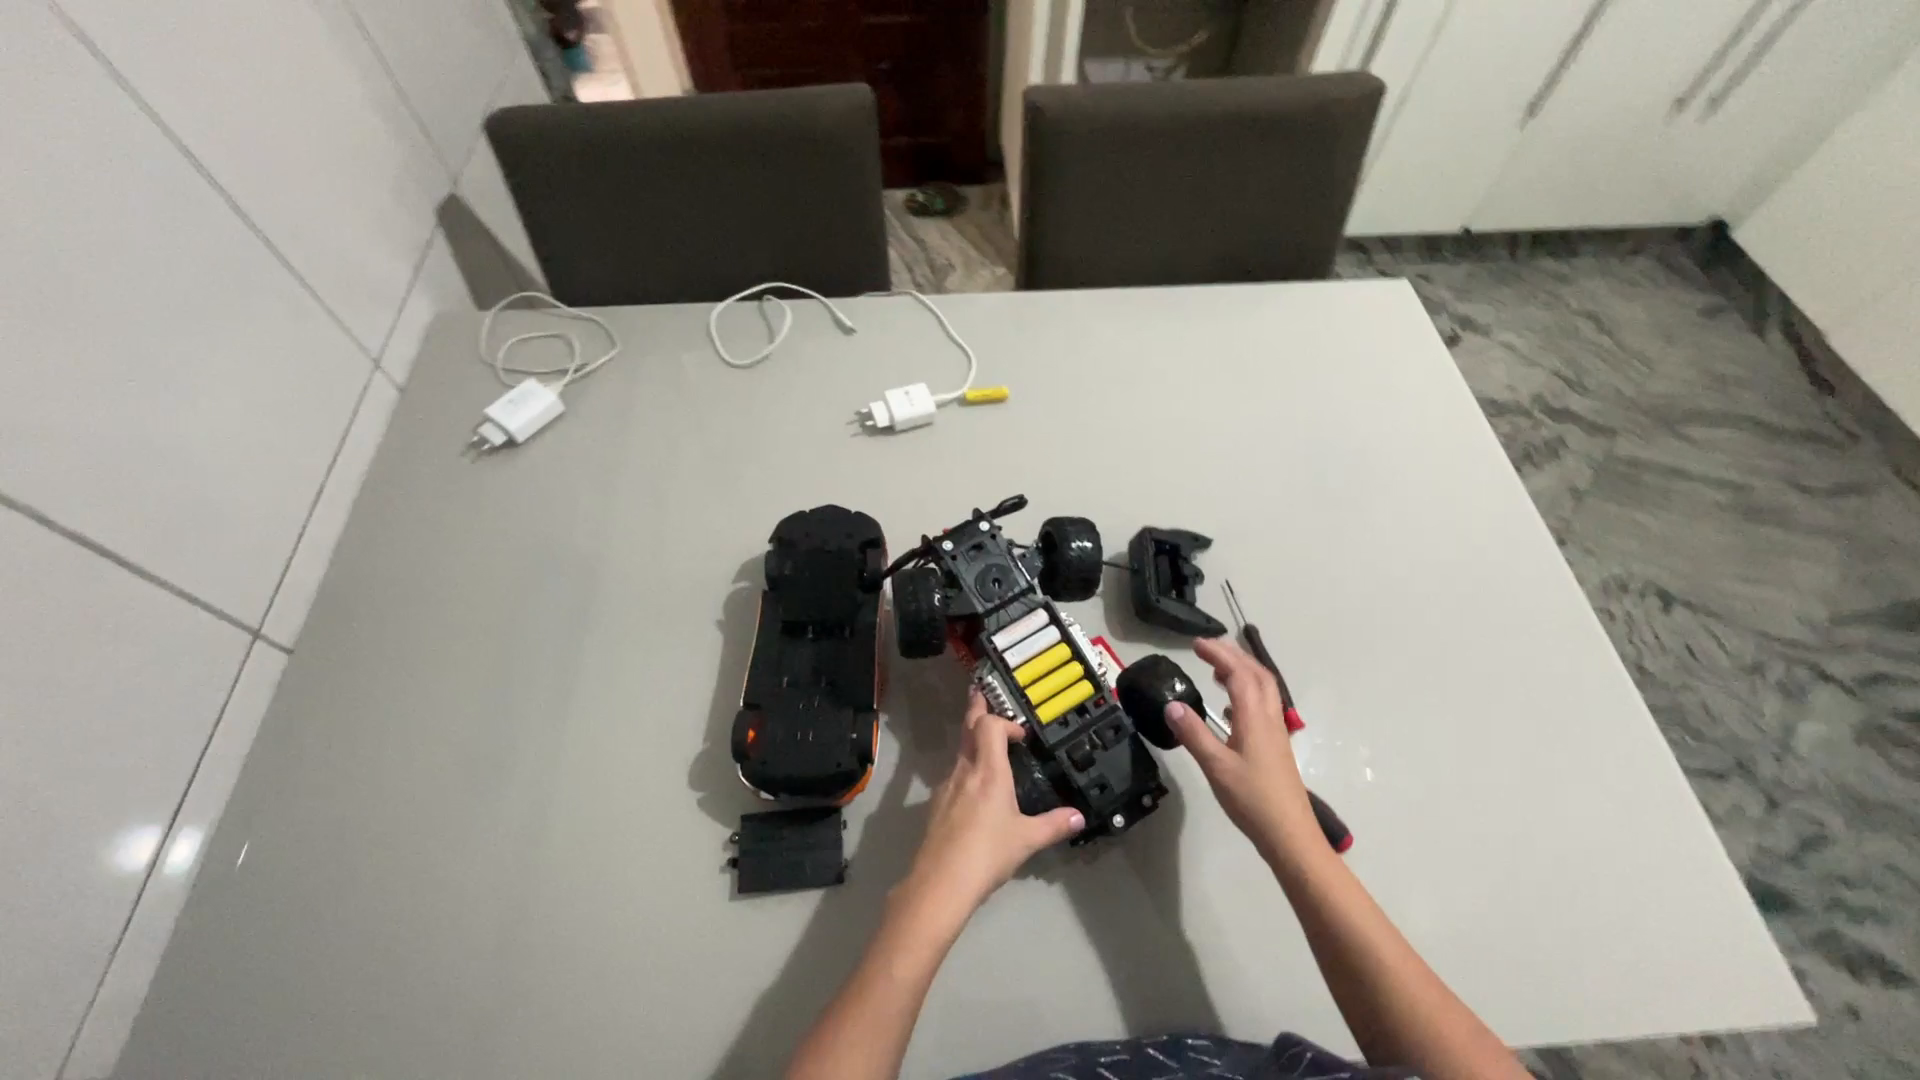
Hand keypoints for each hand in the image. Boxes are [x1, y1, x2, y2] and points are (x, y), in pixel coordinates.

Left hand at [902, 691, 1084, 916]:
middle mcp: (964, 771)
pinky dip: (965, 768)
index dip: (1004, 721)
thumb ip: (1053, 825)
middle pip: (968, 728)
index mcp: (988, 772)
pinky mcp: (936, 805)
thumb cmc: (987, 854)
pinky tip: (974, 789)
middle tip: (980, 692)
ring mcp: (946, 787)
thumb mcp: (1027, 840)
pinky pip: (953, 775)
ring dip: (971, 740)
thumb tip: (1078, 817)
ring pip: (959, 751)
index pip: (989, 725)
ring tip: (985, 742)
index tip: (1020, 735)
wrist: (940, 882)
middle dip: (976, 709)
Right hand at [1165, 636, 1317, 862]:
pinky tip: (1230, 708)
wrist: (1289, 834)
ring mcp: (1275, 732)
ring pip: (1264, 689)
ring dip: (1243, 671)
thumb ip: (1194, 734)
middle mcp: (1269, 718)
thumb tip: (1171, 704)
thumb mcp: (1216, 767)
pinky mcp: (1275, 746)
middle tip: (1206, 649)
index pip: (1239, 674)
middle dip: (1233, 655)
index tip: (1196, 644)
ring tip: (1217, 670)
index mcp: (1255, 718)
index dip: (1219, 654)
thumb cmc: (1252, 799)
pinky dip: (1246, 693)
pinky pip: (1263, 705)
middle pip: (1257, 675)